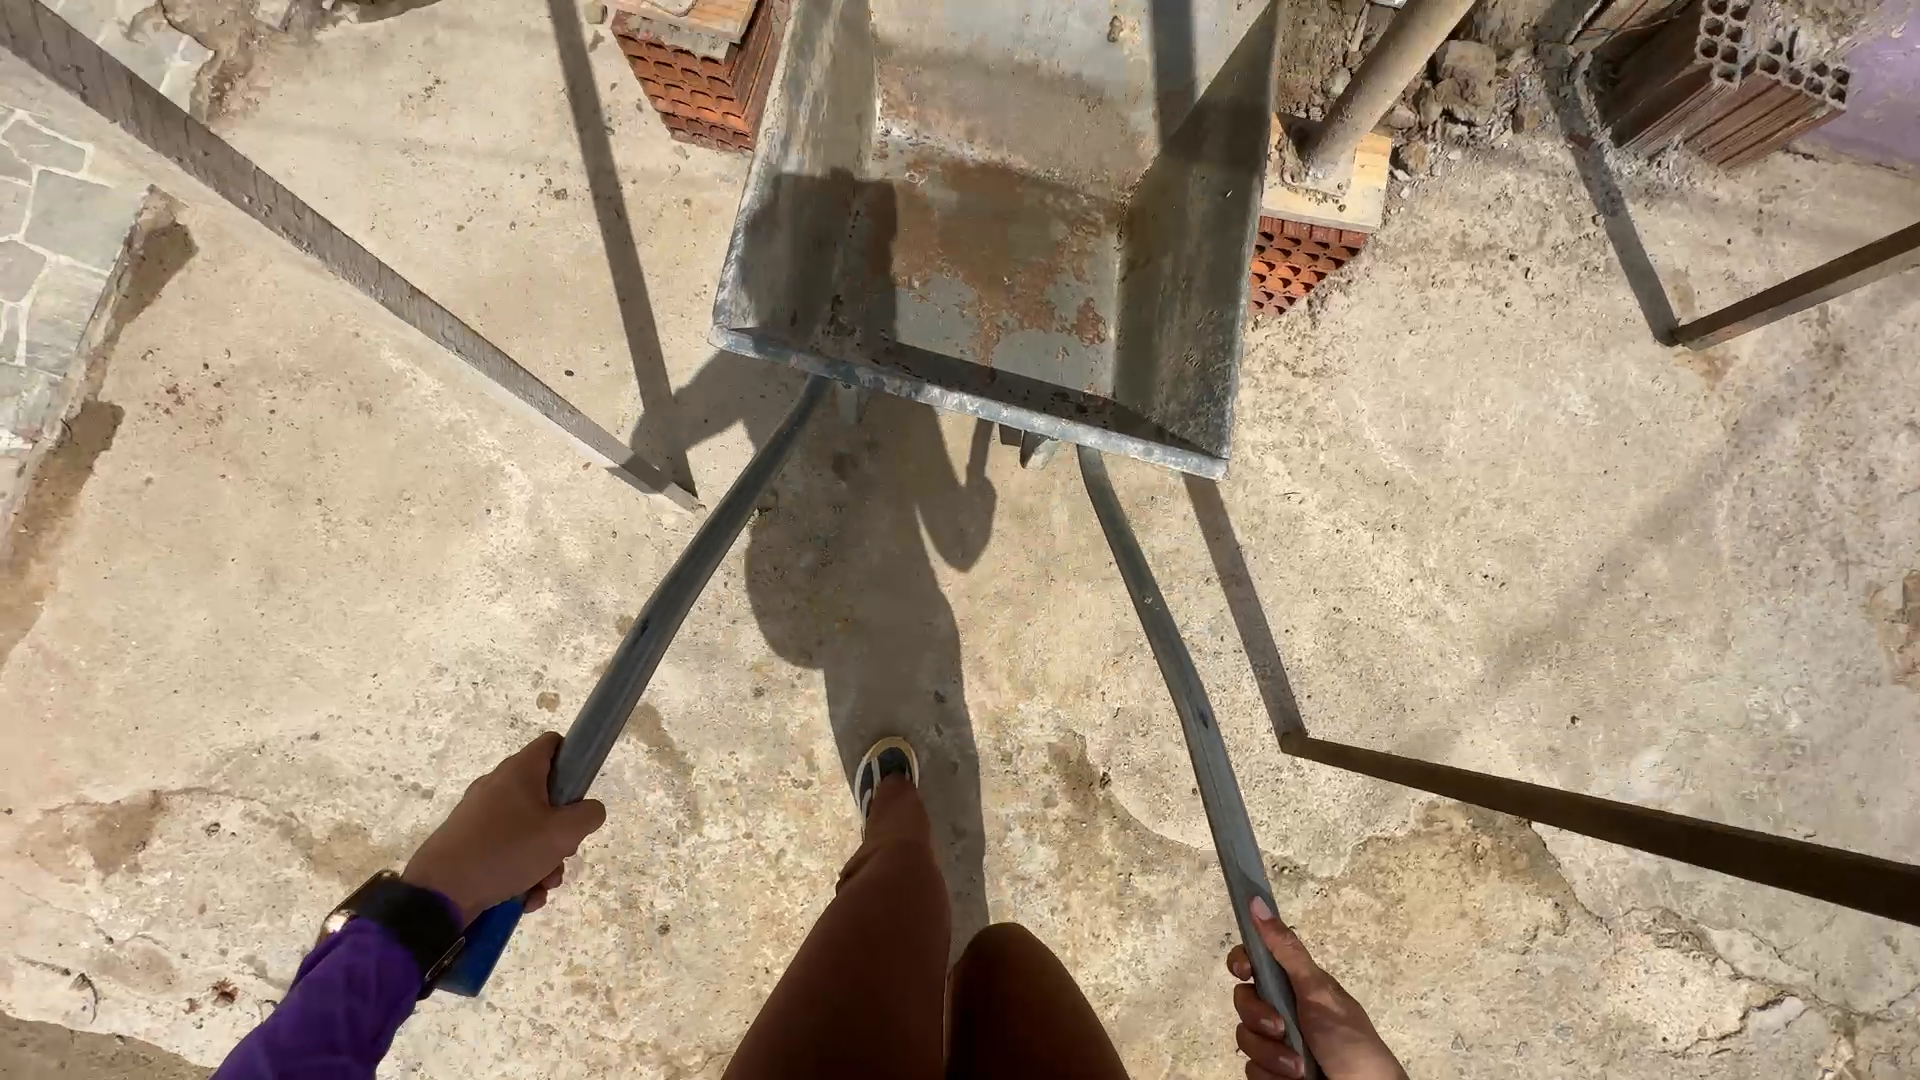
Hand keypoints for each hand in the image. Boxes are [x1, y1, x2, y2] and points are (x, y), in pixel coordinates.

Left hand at [401, 732, 607, 925]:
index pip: (554, 744)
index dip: (574, 760)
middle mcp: (496, 785)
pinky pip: (504, 848)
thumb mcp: (563, 833)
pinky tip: (524, 896)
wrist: (437, 896)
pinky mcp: (464, 842)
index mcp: (520, 771)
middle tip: (564, 851)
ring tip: (543, 886)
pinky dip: (519, 869)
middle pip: (545, 795)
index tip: (580, 792)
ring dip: (543, 856)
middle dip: (561, 828)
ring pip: (526, 827)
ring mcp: (477, 815)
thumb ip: (589, 815)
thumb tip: (588, 811)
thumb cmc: (506, 851)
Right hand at [1228, 897, 1406, 1079]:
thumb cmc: (1349, 1042)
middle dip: (1259, 1017)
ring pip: (1245, 1037)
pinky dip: (1272, 1076)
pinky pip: (1252, 1070)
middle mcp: (1281, 1011)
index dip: (1240, 964)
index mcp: (1293, 986)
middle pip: (1243, 1000)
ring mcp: (1276, 1045)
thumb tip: (1256, 901)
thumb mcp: (1319, 991)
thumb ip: (1286, 950)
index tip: (1243, 971)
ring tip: (1299, 1070)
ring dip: (1270, 1054)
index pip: (1252, 962)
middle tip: (1282, 1029)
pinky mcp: (1273, 1073)